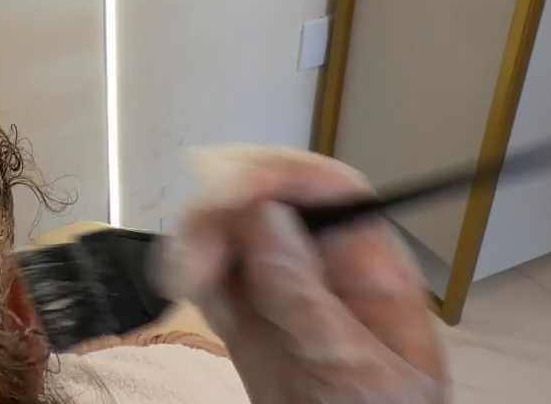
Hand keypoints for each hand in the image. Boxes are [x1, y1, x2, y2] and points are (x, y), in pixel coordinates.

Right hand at [161, 147, 446, 403]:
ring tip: (185, 282)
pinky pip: (199, 255)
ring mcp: (272, 275)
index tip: (233, 192)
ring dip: (192, 239)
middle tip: (197, 258)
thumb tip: (266, 215)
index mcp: (367, 268)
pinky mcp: (235, 296)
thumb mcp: (354, 376)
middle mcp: (316, 258)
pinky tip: (187, 291)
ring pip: (220, 219)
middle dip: (219, 214)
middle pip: (260, 195)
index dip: (279, 174)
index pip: (327, 188)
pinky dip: (183, 264)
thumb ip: (309, 301)